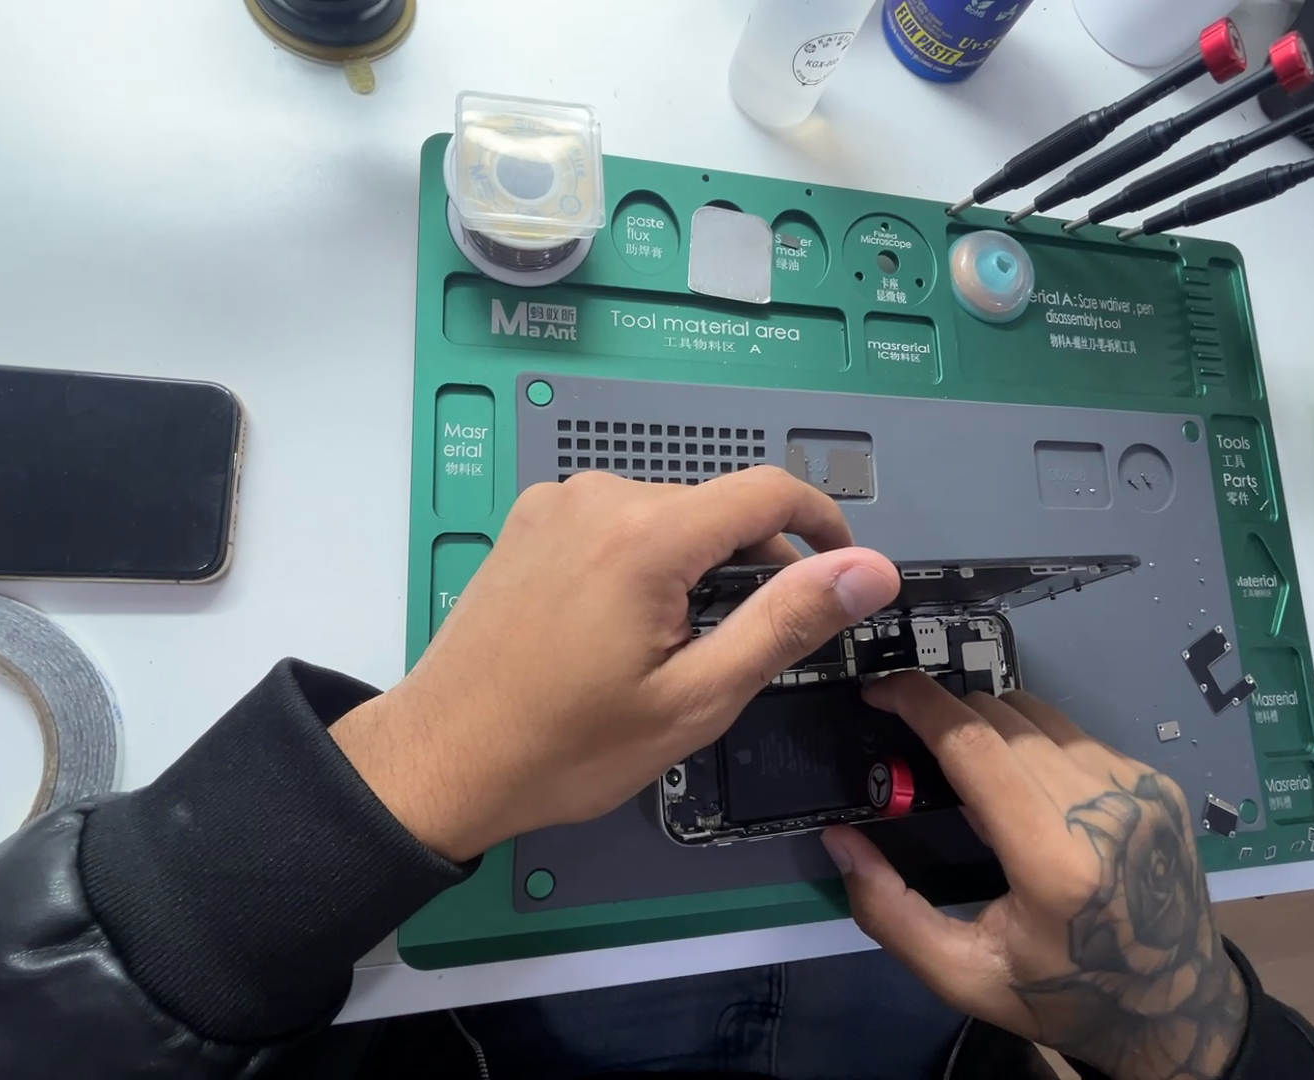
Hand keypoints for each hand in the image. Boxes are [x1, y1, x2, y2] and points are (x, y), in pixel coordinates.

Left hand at [330, 468, 899, 860]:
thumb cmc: (571, 745)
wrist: (443, 759)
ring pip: (666, 513)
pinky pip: (617, 519)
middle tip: (746, 639)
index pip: (768, 492)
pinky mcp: (529, 520)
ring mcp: (556, 502)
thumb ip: (786, 622)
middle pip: (714, 507)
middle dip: (752, 561)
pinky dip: (647, 555)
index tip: (839, 572)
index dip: (822, 525)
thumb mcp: (695, 696)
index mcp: (646, 533)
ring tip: (678, 639)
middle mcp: (599, 495)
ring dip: (696, 562)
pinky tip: (624, 617)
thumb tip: (870, 570)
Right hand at [822, 675, 1245, 1079]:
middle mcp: (1104, 811)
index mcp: (1053, 862)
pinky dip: (1028, 736)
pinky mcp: (1155, 782)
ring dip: (985, 720)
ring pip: (1032, 710)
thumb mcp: (961, 974)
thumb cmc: (1063, 994)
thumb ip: (888, 910)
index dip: (918, 703)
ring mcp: (1137, 790)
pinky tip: (1025, 781)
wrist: (1183, 1013)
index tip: (879, 690)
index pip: (974, 744)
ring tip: (972, 766)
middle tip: (918, 748)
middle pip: (997, 715)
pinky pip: (1068, 728)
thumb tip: (840, 839)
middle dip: (943, 714)